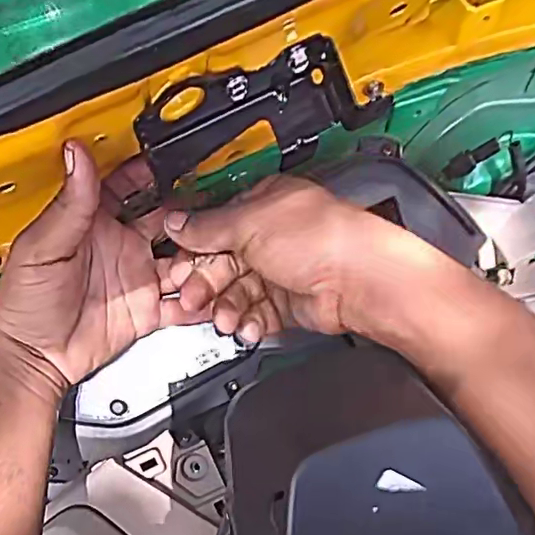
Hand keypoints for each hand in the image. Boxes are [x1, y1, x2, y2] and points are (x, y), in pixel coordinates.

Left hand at [0, 141, 197, 400]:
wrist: (34, 357)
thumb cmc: (25, 303)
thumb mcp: (44, 246)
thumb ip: (70, 204)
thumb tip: (77, 155)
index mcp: (95, 224)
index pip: (128, 187)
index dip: (150, 173)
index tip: (173, 163)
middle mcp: (121, 247)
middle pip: (168, 222)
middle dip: (190, 215)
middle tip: (208, 210)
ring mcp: (137, 279)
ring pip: (183, 261)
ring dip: (200, 258)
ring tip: (215, 255)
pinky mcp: (147, 312)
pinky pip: (183, 304)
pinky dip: (202, 302)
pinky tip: (216, 296)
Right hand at [158, 175, 468, 343]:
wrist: (360, 280)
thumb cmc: (322, 238)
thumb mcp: (251, 223)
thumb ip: (209, 227)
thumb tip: (177, 222)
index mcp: (260, 207)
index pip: (212, 229)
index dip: (192, 251)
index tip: (175, 269)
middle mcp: (269, 239)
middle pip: (221, 266)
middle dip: (205, 286)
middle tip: (193, 299)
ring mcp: (279, 273)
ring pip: (236, 295)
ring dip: (226, 308)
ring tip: (226, 318)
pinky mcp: (288, 304)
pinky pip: (256, 316)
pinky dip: (248, 323)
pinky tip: (247, 327)